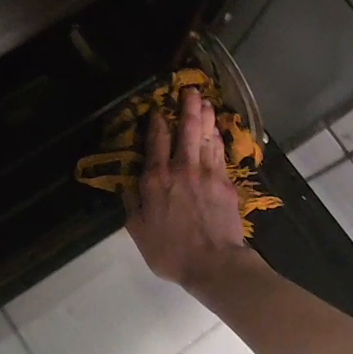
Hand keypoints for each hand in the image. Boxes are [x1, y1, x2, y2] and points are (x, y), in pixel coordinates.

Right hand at [124, 88, 251, 287]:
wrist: (214, 264)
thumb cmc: (170, 252)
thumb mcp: (138, 231)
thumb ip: (132, 204)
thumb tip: (126, 184)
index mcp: (156, 179)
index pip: (157, 141)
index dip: (157, 121)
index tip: (157, 109)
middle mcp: (182, 168)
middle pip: (186, 130)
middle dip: (187, 107)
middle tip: (190, 89)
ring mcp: (207, 173)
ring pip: (206, 136)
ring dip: (205, 117)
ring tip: (205, 101)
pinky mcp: (226, 182)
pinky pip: (220, 152)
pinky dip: (218, 138)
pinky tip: (217, 130)